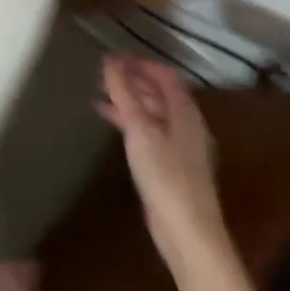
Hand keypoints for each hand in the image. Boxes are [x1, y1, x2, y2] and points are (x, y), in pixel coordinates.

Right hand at [96, 56, 226, 265]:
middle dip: (133, 81)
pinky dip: (132, 124)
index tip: (111, 59)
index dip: (140, 63)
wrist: (187, 231)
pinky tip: (114, 128)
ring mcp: (182, 148)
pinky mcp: (173, 167)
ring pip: (155, 114)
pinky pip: (151, 133)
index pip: (165, 76)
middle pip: (161, 94)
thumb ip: (125, 95)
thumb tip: (110, 62)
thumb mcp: (140, 130)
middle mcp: (188, 126)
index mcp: (186, 113)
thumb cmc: (165, 175)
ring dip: (131, 103)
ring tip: (101, 98)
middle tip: (103, 76)